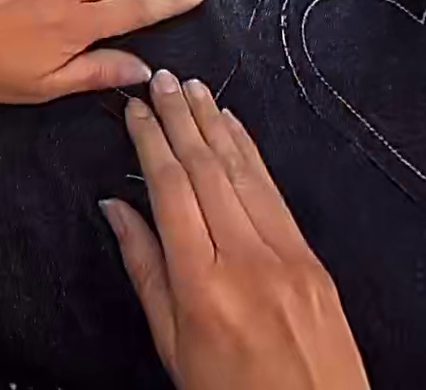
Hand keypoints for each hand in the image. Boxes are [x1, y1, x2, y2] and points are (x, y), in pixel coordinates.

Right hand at [101, 72, 369, 389]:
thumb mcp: (173, 347)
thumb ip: (144, 269)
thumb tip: (114, 207)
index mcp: (203, 287)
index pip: (170, 189)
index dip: (150, 141)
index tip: (136, 110)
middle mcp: (246, 259)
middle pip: (204, 167)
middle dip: (179, 116)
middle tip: (161, 79)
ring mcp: (285, 253)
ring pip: (239, 168)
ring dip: (212, 120)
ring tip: (191, 86)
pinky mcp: (311, 254)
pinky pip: (272, 187)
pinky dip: (248, 148)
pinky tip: (232, 122)